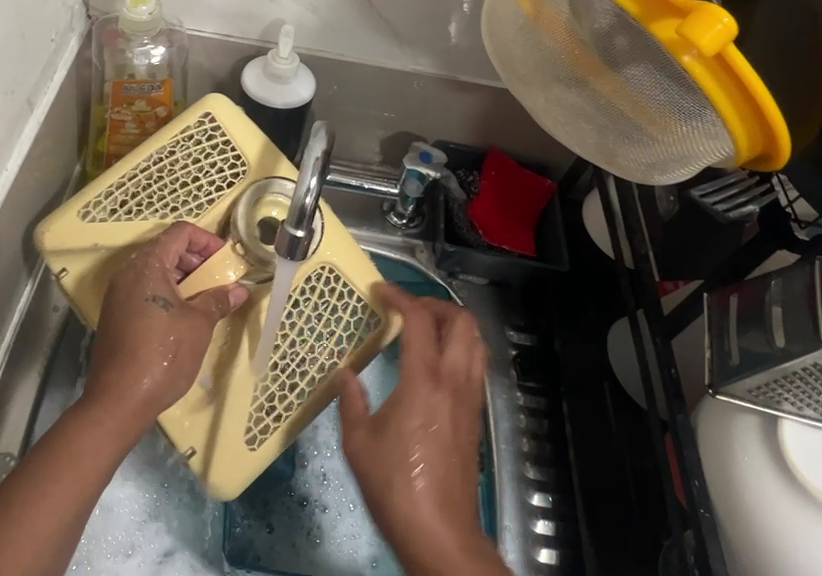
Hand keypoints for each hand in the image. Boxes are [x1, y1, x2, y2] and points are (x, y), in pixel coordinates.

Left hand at [84, 221, 249, 428]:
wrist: (118, 401)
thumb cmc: (163, 355)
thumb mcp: (198, 325)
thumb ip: (218, 300)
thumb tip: (240, 290)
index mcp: (148, 265)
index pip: (180, 232)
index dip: (206, 240)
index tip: (225, 260)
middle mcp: (128, 273)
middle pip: (166, 249)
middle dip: (196, 260)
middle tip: (218, 280)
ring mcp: (118, 294)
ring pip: (155, 271)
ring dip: (183, 278)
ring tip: (205, 300)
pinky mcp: (115, 315)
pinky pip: (144, 290)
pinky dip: (166, 293)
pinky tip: (183, 317)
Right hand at [338, 284, 502, 574]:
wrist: (440, 531)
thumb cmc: (395, 485)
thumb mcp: (358, 443)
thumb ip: (351, 401)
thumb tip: (345, 373)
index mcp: (425, 380)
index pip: (420, 320)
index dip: (400, 297)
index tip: (379, 290)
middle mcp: (455, 381)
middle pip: (461, 321)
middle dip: (434, 304)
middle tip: (406, 309)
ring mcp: (471, 398)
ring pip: (476, 341)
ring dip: (453, 324)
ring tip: (424, 328)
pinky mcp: (476, 415)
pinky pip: (477, 364)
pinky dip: (461, 347)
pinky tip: (436, 362)